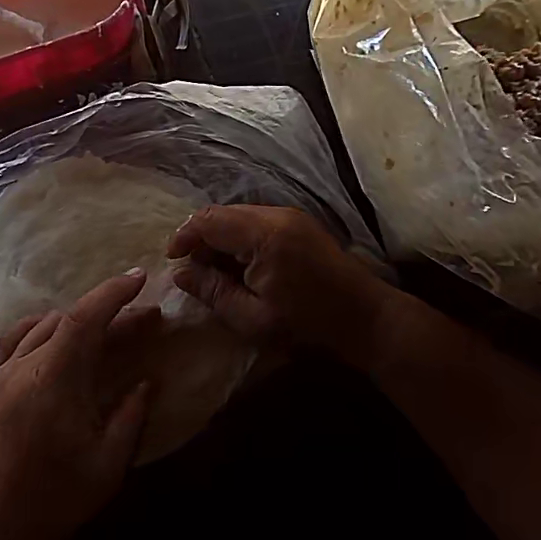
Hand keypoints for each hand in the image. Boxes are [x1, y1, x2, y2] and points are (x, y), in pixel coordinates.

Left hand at [0, 270, 159, 539]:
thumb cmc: (51, 503)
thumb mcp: (105, 466)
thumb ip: (129, 416)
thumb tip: (147, 381)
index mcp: (53, 381)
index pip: (84, 318)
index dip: (114, 293)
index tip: (142, 278)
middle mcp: (23, 367)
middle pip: (68, 320)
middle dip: (110, 313)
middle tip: (147, 321)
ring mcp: (2, 374)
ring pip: (43, 326)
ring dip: (79, 320)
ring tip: (111, 329)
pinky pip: (19, 340)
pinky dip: (46, 330)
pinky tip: (60, 341)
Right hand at [167, 204, 423, 369]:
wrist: (367, 320)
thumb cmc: (308, 325)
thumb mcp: (252, 318)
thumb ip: (213, 292)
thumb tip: (181, 273)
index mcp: (264, 236)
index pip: (208, 221)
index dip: (184, 237)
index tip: (173, 261)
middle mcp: (277, 215)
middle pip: (222, 214)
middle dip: (201, 239)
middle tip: (194, 272)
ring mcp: (292, 217)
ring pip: (239, 216)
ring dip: (220, 239)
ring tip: (215, 273)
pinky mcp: (300, 225)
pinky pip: (257, 223)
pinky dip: (239, 239)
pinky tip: (241, 267)